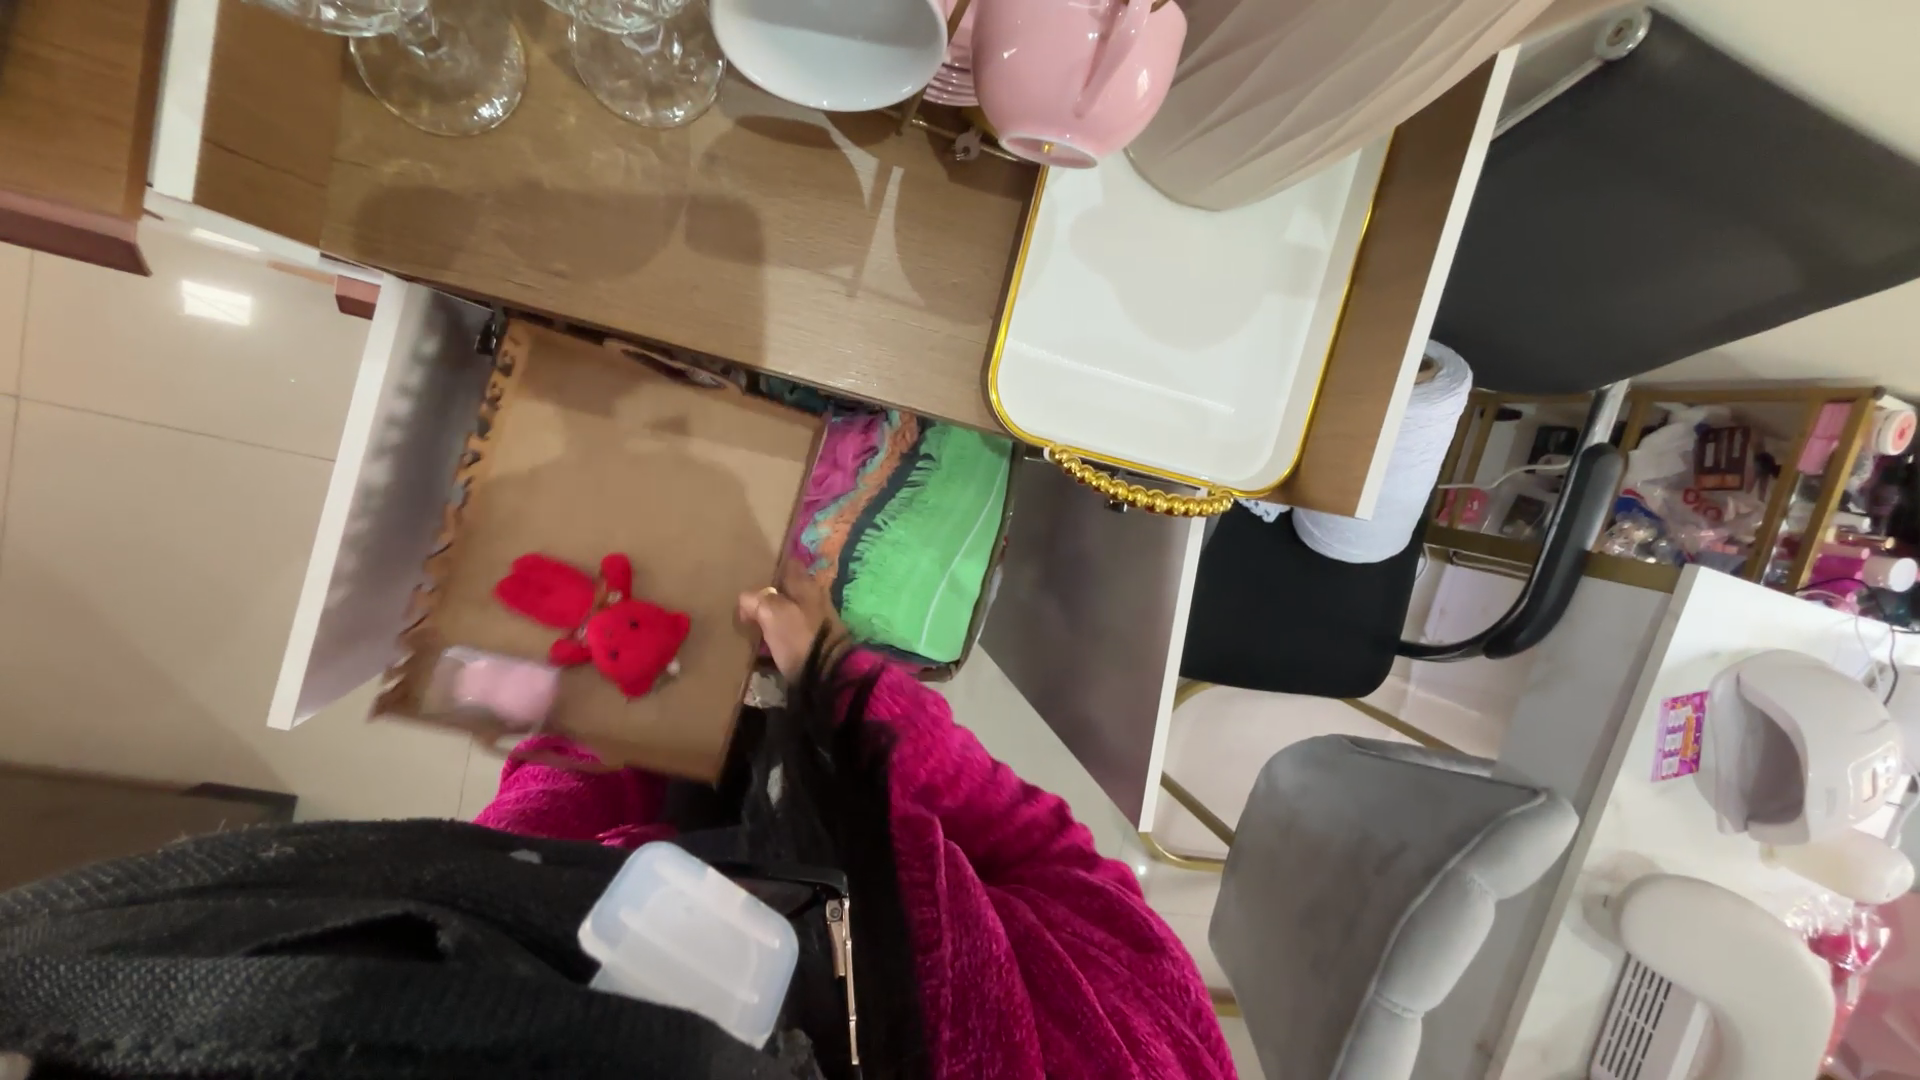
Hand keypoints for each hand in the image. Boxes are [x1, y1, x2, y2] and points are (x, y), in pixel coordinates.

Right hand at [737, 567, 842, 680]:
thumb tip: (746, 599)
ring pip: (788, 608)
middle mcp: (813, 596)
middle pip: (787, 587)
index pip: (788, 563)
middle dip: (768, 592)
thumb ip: (756, 599)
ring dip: (771, 612)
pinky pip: (790, 628)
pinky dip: (777, 630)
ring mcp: (815, 618)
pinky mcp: (813, 639)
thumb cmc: (800, 636)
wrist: (828, 672)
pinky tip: (763, 639)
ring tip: (749, 620)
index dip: (771, 565)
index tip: (752, 570)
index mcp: (805, 584)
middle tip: (745, 600)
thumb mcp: (772, 613)